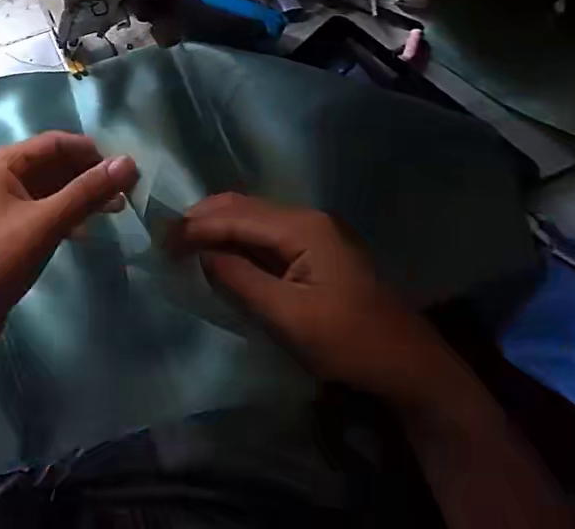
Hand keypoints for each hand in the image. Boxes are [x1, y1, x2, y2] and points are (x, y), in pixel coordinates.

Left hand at [0, 132, 136, 358]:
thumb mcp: (45, 223)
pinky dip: (66, 215)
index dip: (91, 152)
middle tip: (127, 191)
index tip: (126, 168)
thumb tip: (128, 162)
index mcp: (2, 163)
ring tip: (118, 208)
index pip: (55, 143)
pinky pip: (42, 212)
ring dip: (81, 196)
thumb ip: (87, 191)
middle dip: (89, 175)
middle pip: (53, 165)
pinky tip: (88, 229)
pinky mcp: (5, 231)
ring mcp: (1, 205)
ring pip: (50, 190)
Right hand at [174, 193, 468, 415]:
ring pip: (252, 217)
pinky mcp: (314, 250)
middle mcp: (306, 217)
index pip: (235, 215)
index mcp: (302, 227)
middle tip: (167, 239)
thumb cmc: (351, 343)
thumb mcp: (289, 317)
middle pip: (242, 206)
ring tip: (184, 244)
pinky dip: (236, 240)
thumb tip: (201, 255)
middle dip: (202, 219)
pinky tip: (220, 253)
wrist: (413, 369)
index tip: (161, 240)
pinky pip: (264, 234)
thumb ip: (240, 280)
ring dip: (217, 227)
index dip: (195, 225)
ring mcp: (313, 232)